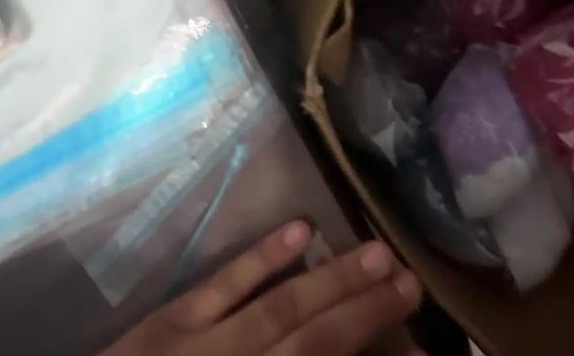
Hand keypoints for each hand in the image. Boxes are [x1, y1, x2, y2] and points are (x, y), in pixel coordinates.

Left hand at [100, 223, 423, 355]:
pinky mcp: (164, 327)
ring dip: (332, 280)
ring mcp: (198, 347)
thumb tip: (333, 349)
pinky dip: (262, 260)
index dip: (367, 339)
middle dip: (364, 310)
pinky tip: (301, 230)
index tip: (409, 319)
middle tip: (409, 279)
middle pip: (313, 341)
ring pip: (278, 309)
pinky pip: (220, 288)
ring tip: (378, 252)